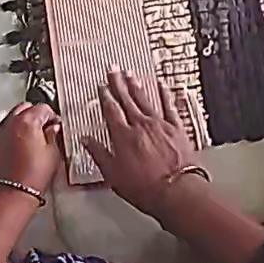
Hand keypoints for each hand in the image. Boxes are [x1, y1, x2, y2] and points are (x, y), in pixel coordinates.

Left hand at [0, 102, 62, 194]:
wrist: (12, 193)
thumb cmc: (33, 176)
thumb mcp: (53, 153)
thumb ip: (53, 135)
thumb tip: (53, 128)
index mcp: (27, 121)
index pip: (43, 108)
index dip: (52, 116)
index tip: (55, 125)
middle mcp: (10, 122)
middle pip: (25, 107)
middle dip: (35, 114)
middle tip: (45, 127)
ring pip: (13, 116)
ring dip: (23, 121)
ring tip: (33, 137)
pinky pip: (4, 129)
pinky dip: (13, 131)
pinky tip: (21, 145)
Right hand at [83, 68, 198, 218]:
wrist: (176, 192)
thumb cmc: (145, 188)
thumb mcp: (113, 175)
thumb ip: (99, 154)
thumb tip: (86, 141)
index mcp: (123, 136)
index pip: (111, 111)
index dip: (105, 97)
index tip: (102, 88)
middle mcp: (140, 126)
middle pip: (126, 99)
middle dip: (118, 83)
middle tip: (113, 70)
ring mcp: (160, 125)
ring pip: (145, 99)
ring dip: (136, 85)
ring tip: (130, 74)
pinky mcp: (176, 129)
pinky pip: (169, 106)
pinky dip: (165, 94)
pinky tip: (162, 85)